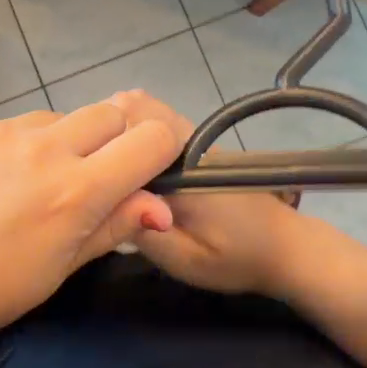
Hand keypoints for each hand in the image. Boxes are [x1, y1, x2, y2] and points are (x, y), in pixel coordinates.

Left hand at [0, 102, 180, 358]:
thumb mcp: (58, 270)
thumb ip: (112, 226)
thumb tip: (161, 205)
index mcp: (76, 190)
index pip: (151, 139)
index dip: (161, 151)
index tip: (149, 172)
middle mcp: (44, 148)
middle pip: (110, 114)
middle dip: (115, 141)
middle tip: (93, 179)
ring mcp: (1, 132)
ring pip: (58, 118)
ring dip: (65, 142)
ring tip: (33, 186)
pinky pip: (13, 126)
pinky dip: (20, 146)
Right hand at [104, 90, 310, 296]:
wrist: (287, 250)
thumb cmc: (236, 259)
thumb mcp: (185, 260)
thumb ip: (143, 233)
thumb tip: (100, 205)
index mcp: (182, 167)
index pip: (130, 128)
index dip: (99, 144)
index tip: (79, 172)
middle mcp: (186, 140)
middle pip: (134, 107)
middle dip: (104, 132)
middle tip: (88, 170)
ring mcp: (192, 137)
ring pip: (143, 108)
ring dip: (118, 132)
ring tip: (103, 169)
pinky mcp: (195, 143)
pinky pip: (155, 121)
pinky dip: (133, 135)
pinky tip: (126, 169)